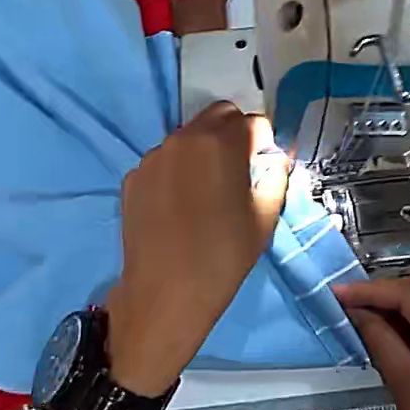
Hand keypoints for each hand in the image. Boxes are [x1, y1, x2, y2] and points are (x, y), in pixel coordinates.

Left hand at [106, 102, 289, 395]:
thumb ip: (275, 176)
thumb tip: (274, 160)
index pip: (253, 121)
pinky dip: (176, 170)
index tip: (263, 165)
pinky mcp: (133, 176)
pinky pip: (164, 160)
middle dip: (234, 134)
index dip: (263, 141)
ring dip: (203, 150)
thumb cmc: (223, 255)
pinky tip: (179, 204)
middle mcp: (183, 139)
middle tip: (239, 171)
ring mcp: (153, 156)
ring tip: (206, 191)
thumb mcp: (265, 217)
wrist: (165, 292)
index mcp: (221, 144)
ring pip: (188, 136)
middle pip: (217, 116)